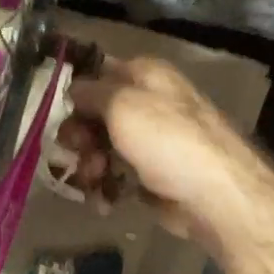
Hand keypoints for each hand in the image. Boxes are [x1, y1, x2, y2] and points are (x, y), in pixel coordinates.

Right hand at [55, 55, 260, 240]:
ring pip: (104, 148)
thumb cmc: (167, 141)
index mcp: (146, 76)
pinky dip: (106, 187)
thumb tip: (75, 89)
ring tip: (93, 182)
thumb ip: (92, 92)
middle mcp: (150, 104)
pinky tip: (103, 202)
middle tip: (76, 152)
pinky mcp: (153, 176)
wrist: (214, 196)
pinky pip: (117, 176)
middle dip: (80, 136)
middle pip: (97, 114)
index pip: (100, 72)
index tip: (59, 112)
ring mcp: (152, 142)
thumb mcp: (122, 105)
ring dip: (90, 166)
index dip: (77, 91)